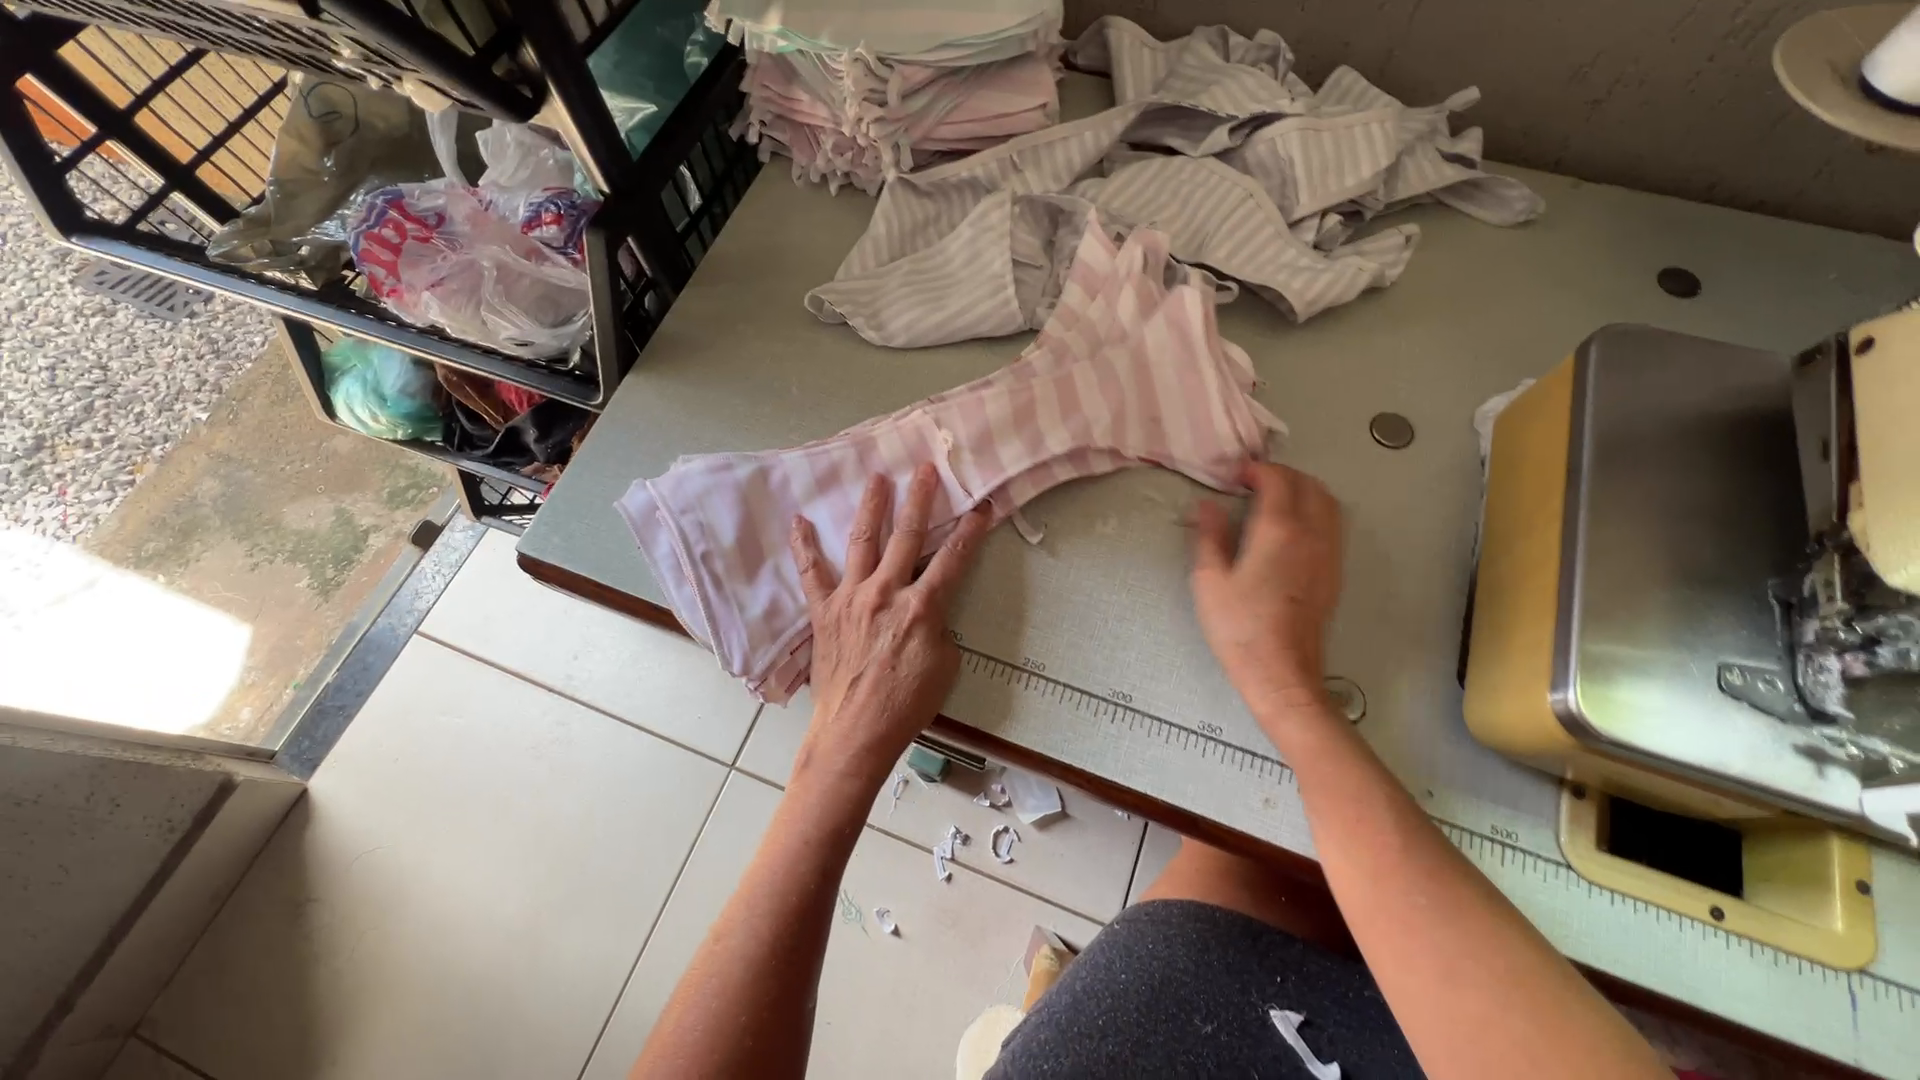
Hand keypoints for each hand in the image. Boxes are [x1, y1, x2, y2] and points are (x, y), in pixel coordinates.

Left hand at [788, 463, 990, 783]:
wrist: (856, 731)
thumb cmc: (907, 704)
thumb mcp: (943, 666)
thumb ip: (937, 628)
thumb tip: (926, 613)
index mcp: (921, 607)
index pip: (954, 559)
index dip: (971, 531)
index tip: (982, 506)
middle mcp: (886, 592)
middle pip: (908, 535)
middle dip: (920, 499)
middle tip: (926, 469)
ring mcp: (851, 598)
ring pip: (862, 541)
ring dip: (871, 506)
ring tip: (877, 478)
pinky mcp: (824, 611)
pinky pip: (811, 573)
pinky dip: (803, 546)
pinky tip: (798, 521)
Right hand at [1191, 461, 1343, 714]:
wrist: (1281, 672)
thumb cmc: (1239, 628)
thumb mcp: (1209, 580)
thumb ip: (1209, 536)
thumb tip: (1208, 506)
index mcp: (1279, 530)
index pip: (1277, 480)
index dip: (1256, 469)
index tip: (1235, 476)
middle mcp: (1312, 534)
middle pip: (1309, 484)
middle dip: (1282, 474)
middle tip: (1254, 482)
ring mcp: (1329, 554)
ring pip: (1328, 502)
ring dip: (1304, 490)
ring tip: (1276, 499)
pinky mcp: (1334, 572)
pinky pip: (1334, 524)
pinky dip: (1316, 511)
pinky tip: (1293, 528)